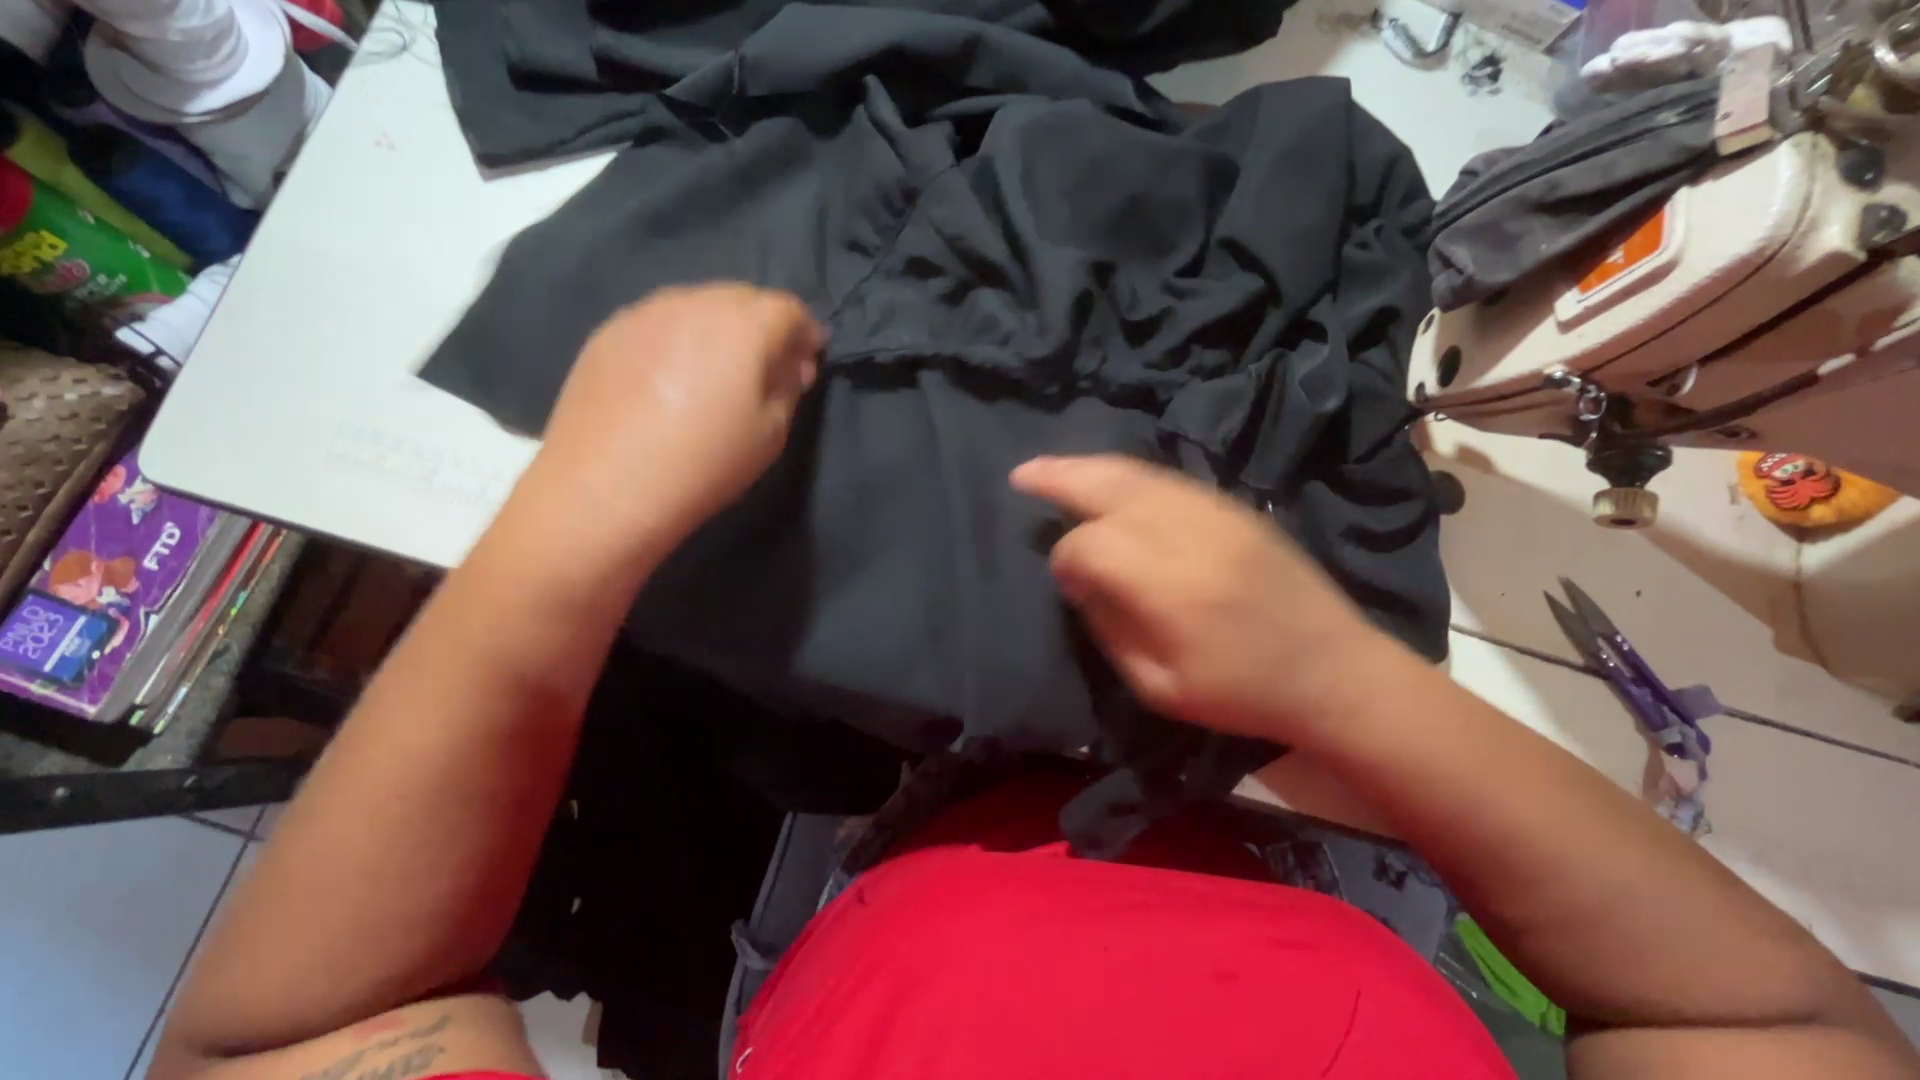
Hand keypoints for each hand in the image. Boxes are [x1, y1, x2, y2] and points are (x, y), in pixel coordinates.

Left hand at [529, 283, 824, 546]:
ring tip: (715, 370)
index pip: (790, 309)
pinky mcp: (609, 330)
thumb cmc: (704, 463)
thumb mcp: (770, 433)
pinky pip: (659, 320)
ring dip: (718, 328)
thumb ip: (789, 386)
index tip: (808, 362)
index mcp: (744, 324)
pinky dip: (677, 337)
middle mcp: (695, 302)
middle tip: (765, 367)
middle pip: (743, 298)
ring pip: (698, 304)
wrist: (605, 486)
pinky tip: (670, 376)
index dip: (806, 334)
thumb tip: (791, 363)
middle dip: (763, 326)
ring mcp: (646, 311)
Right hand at [1011, 454, 1403, 744]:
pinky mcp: (1237, 508)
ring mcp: (1218, 514)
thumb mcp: (1159, 687)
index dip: (1065, 559)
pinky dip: (1129, 475)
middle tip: (1022, 475)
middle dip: (1060, 478)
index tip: (1066, 583)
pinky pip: (1169, 479)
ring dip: (1090, 467)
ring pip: (1139, 474)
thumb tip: (1078, 580)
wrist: (1335, 671)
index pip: (1091, 545)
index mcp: (1171, 588)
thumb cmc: (1242, 694)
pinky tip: (1108, 480)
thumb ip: (1109, 628)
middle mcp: (1192, 535)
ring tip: (1051, 468)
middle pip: (1111, 487)